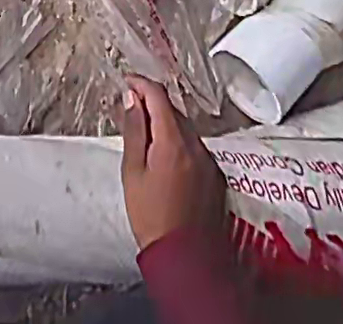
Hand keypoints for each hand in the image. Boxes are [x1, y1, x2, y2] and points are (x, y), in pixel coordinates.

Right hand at [120, 75, 227, 251]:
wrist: (186, 261)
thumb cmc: (151, 216)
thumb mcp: (133, 170)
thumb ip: (134, 130)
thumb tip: (133, 98)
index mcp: (174, 142)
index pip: (159, 96)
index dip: (141, 83)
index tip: (127, 81)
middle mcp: (197, 147)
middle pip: (174, 111)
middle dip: (151, 103)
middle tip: (129, 107)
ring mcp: (210, 163)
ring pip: (185, 128)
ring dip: (165, 122)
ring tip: (144, 132)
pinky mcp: (216, 177)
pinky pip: (195, 147)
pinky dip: (178, 141)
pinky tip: (164, 155)